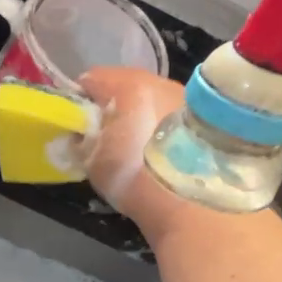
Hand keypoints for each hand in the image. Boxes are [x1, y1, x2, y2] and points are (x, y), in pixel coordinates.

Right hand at [77, 67, 195, 242]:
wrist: (191, 202)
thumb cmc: (133, 176)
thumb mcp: (91, 162)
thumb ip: (82, 140)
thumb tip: (80, 134)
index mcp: (127, 84)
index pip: (91, 79)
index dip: (80, 99)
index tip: (77, 122)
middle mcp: (159, 81)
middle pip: (125, 85)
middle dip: (112, 106)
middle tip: (104, 135)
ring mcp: (185, 97)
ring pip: (152, 99)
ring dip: (140, 116)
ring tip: (135, 146)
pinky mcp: (204, 117)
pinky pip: (171, 115)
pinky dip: (161, 127)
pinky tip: (158, 152)